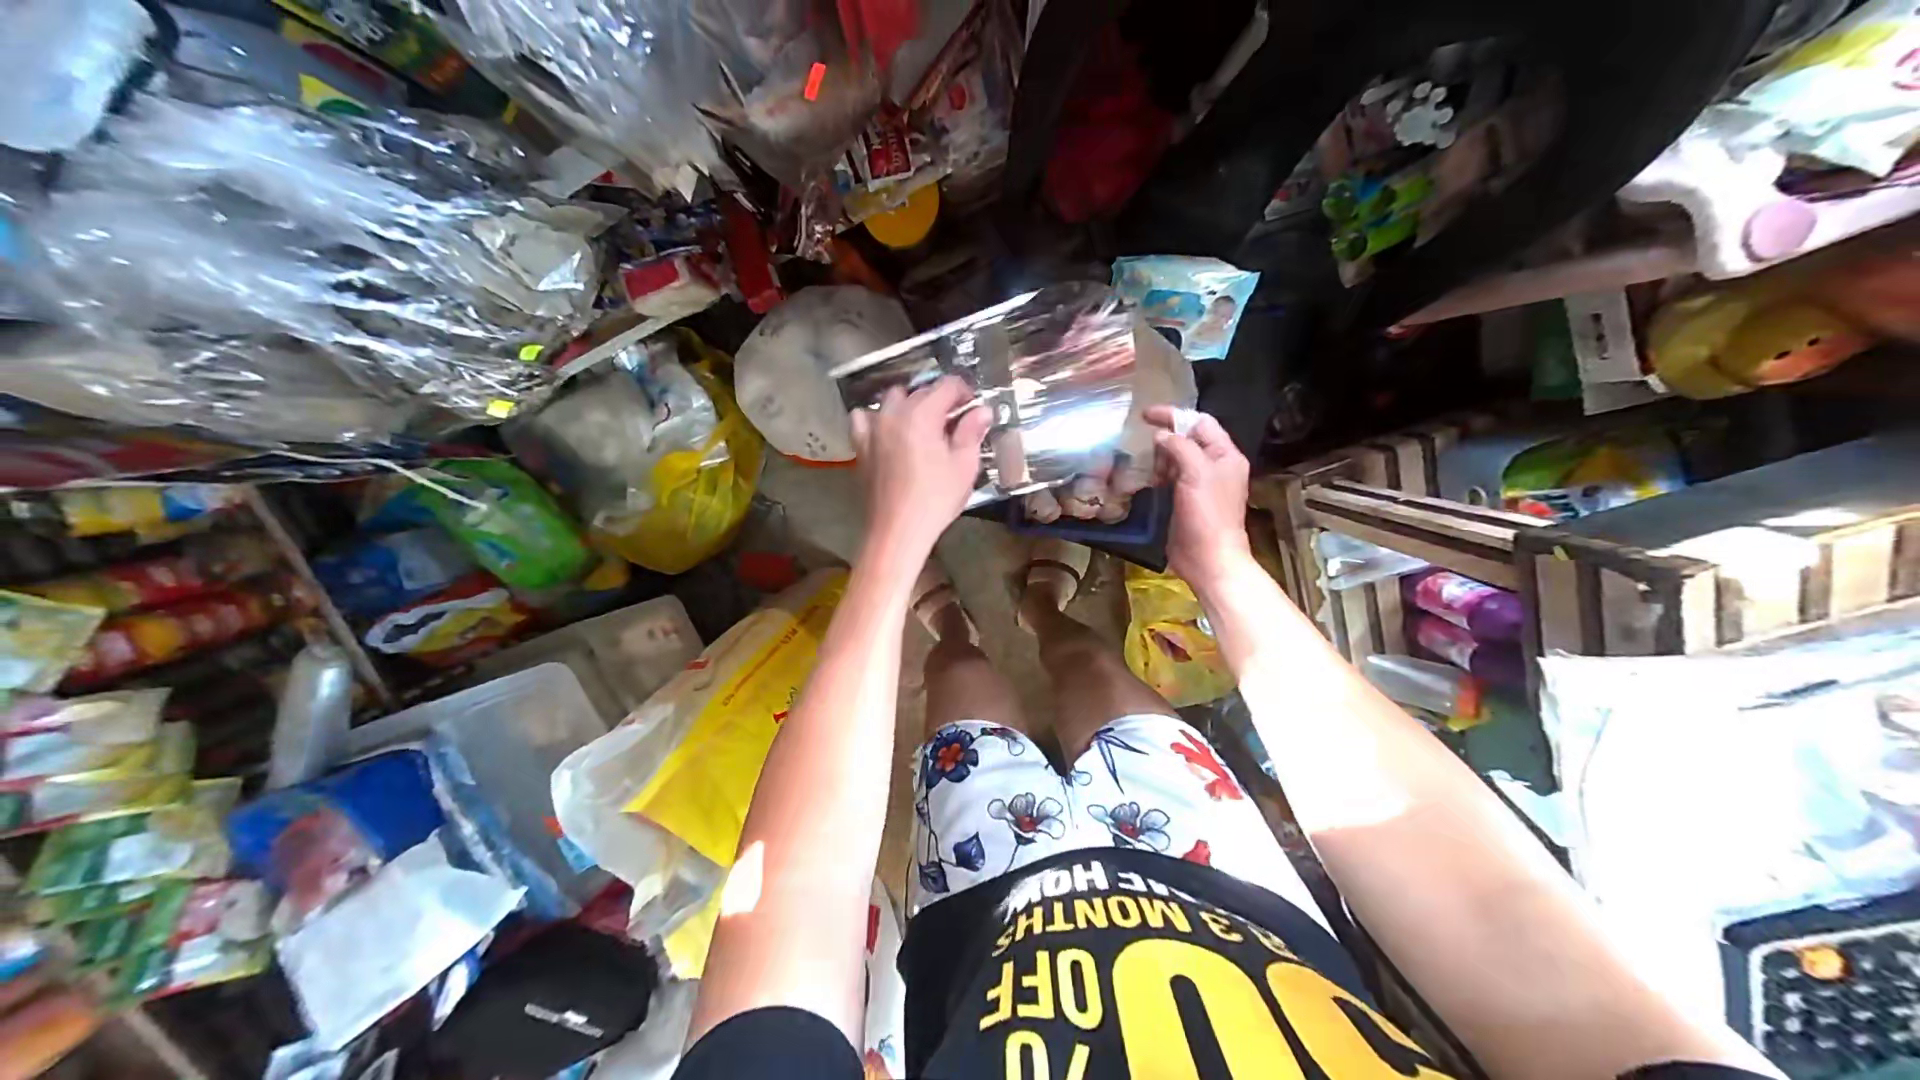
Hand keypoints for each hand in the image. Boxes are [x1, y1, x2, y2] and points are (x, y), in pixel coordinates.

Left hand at [849, 376, 990, 558]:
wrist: (897, 531)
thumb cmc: (935, 500)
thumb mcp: (964, 466)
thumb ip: (971, 432)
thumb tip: (981, 410)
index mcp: (922, 415)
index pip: (947, 386)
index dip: (964, 392)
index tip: (973, 407)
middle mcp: (894, 414)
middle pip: (920, 392)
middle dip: (940, 401)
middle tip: (955, 423)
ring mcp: (873, 428)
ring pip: (892, 400)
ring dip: (910, 405)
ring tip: (923, 426)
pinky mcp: (861, 446)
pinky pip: (864, 419)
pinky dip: (877, 418)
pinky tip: (888, 431)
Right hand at [1145, 405, 1252, 589]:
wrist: (1209, 558)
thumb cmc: (1207, 514)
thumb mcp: (1196, 472)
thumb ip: (1179, 447)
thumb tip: (1161, 435)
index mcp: (1225, 455)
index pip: (1200, 422)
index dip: (1174, 415)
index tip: (1146, 414)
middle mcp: (1216, 466)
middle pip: (1189, 438)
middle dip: (1167, 438)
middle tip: (1149, 448)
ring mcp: (1201, 484)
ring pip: (1178, 458)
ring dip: (1162, 458)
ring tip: (1151, 469)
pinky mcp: (1187, 500)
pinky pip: (1172, 477)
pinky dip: (1160, 474)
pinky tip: (1151, 481)